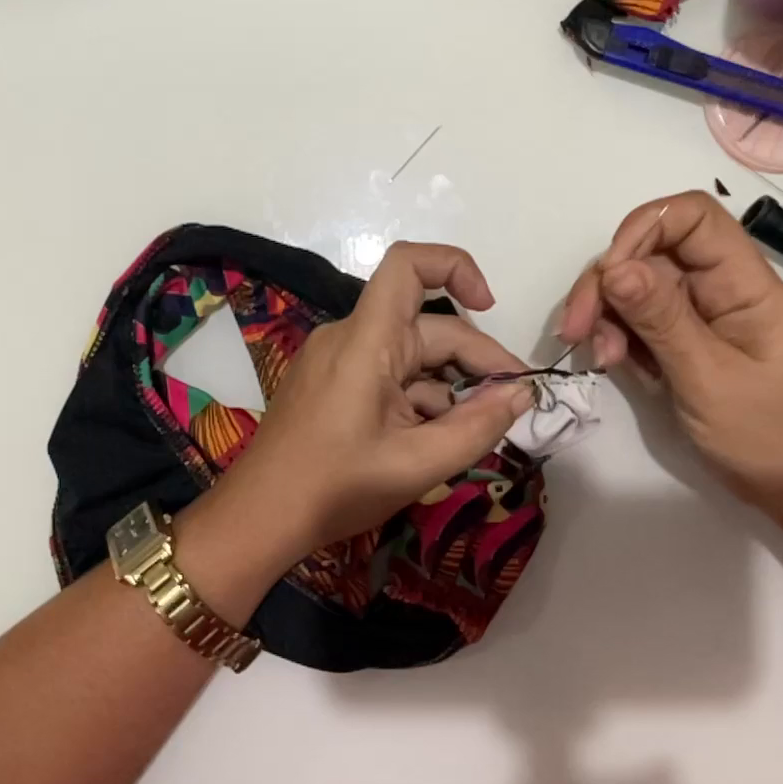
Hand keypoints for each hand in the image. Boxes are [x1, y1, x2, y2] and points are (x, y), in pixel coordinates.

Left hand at [232, 242, 535, 559]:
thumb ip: (478, 427)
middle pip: (426, 326)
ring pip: (410, 355)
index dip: (456, 268)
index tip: (490, 308)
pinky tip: (433, 440)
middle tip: (514, 404)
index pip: (407, 266)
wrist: (260, 517)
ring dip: (448, 387)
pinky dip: (418, 399)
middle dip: (475, 360)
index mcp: (366, 341)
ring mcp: (337, 361)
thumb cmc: (336, 488)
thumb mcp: (418, 464)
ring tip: (474, 433)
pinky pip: (388, 375)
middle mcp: (350, 337)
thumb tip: (522, 393)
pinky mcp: (332, 384)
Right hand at [558, 192, 782, 511]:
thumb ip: (661, 319)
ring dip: (604, 315)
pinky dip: (614, 337)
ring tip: (599, 359)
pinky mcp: (680, 341)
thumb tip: (613, 267)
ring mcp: (697, 314)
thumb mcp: (708, 377)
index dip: (643, 229)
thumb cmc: (768, 433)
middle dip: (605, 284)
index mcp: (743, 283)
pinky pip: (635, 320)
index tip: (608, 275)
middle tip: (575, 331)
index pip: (692, 217)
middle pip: (648, 253)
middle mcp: (717, 287)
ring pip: (633, 286)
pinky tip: (611, 364)